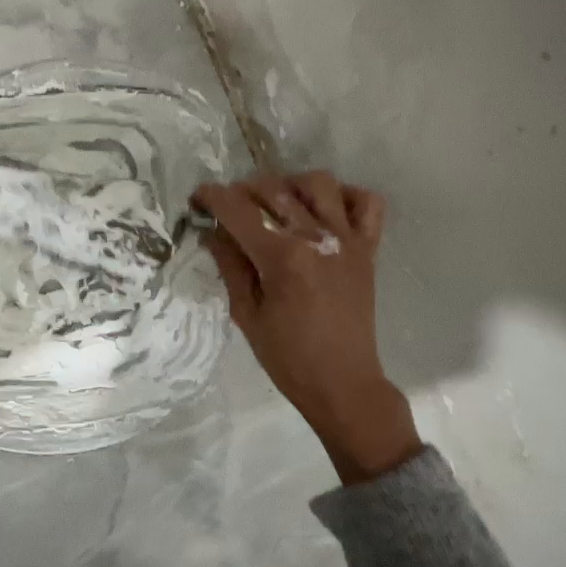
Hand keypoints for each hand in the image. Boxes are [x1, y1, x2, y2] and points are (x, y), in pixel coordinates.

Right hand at [194, 171, 420, 483]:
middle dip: (242, 191)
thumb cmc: (287, 357)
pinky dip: (346, 197)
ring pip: (318, 184)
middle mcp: (316, 238)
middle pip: (272, 189)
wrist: (342, 383)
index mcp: (281, 258)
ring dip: (290, 185)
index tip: (197, 199)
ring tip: (276, 203)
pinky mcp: (368, 249)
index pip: (237, 209)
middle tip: (228, 209)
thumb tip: (212, 232)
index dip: (211, 197)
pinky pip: (367, 203)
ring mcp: (347, 240)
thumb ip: (230, 265)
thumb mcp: (246, 313)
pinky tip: (323, 211)